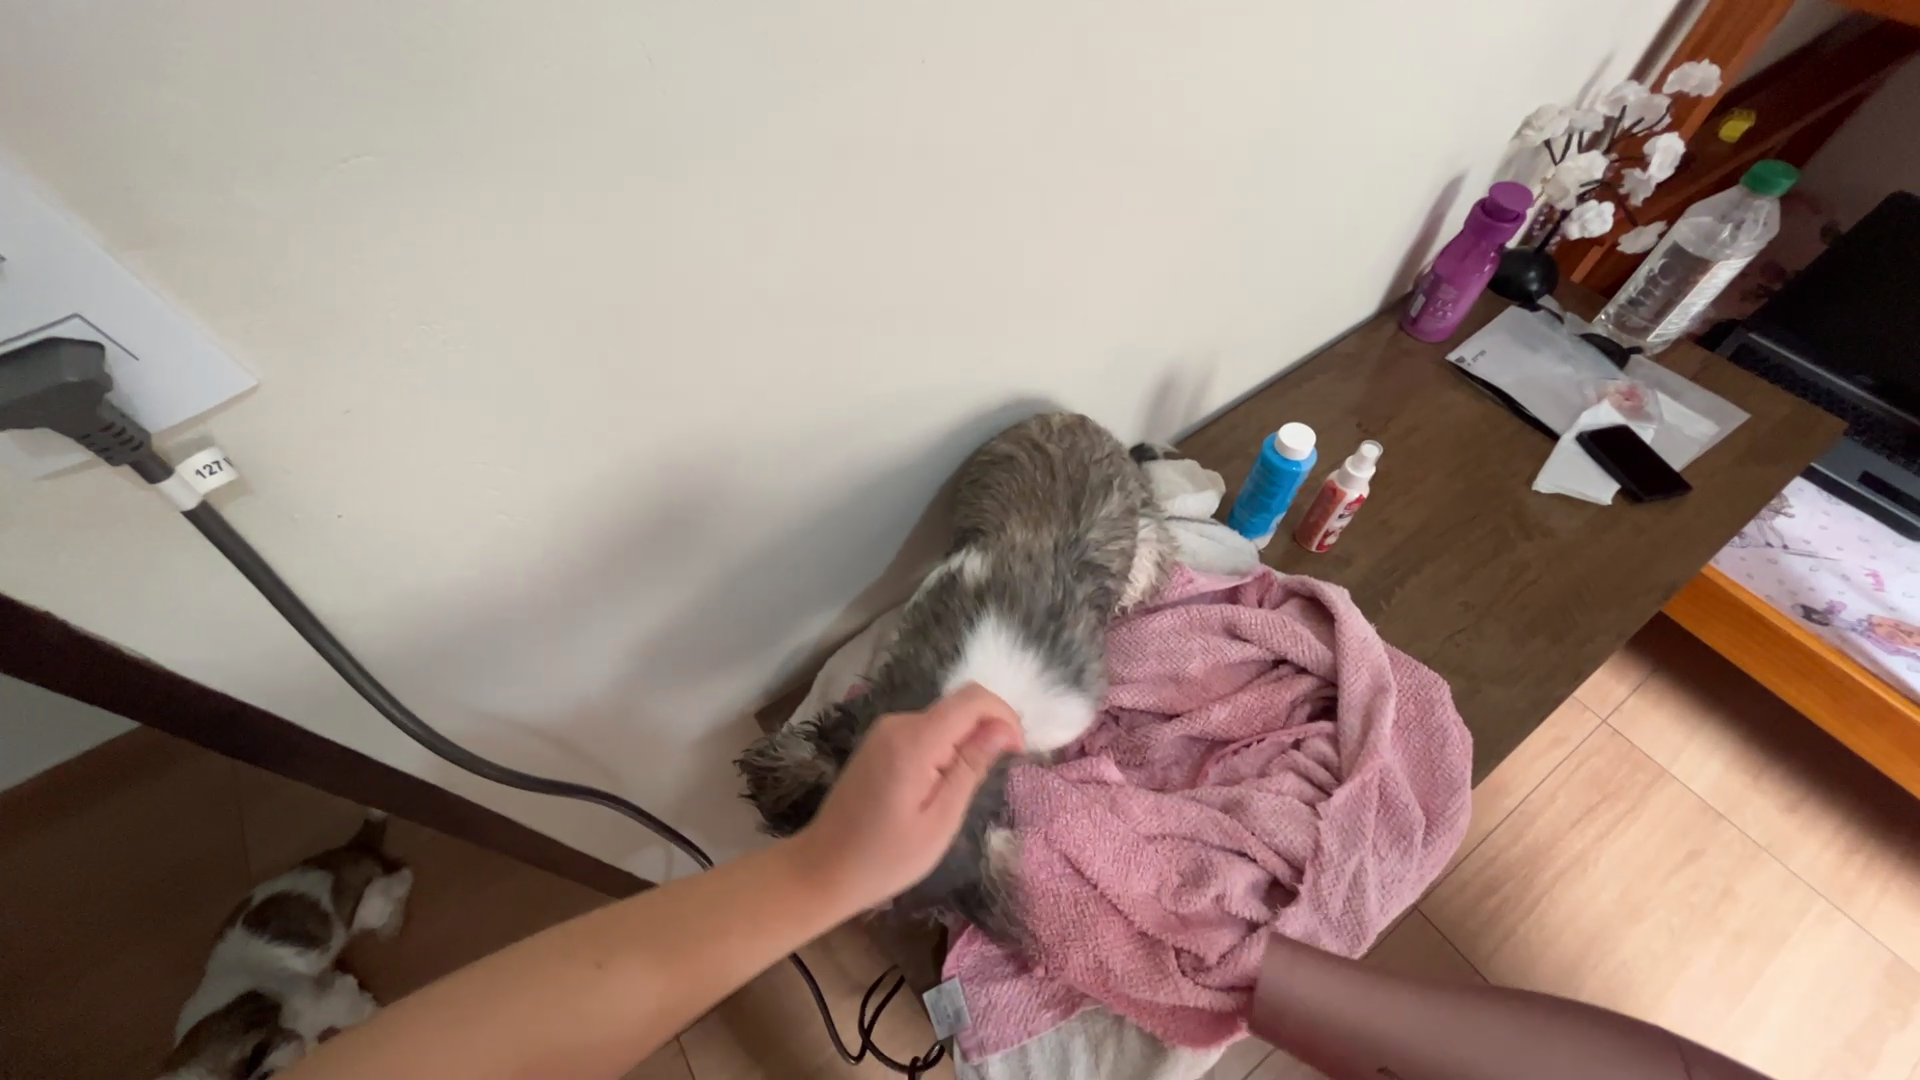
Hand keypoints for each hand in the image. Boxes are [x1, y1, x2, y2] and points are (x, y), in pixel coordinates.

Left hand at [790, 684, 1023, 911]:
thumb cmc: (885, 858)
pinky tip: (940, 785)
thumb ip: (972, 767)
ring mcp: (885, 730)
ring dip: (966, 741)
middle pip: (959, 705)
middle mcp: (898, 723)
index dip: (1004, 715)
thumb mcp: (940, 820)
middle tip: (994, 777)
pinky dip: (945, 746)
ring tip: (963, 790)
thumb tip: (1006, 728)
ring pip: (944, 717)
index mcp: (914, 740)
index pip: (973, 699)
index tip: (1017, 752)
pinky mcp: (879, 741)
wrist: (822, 868)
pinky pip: (925, 730)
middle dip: (987, 730)